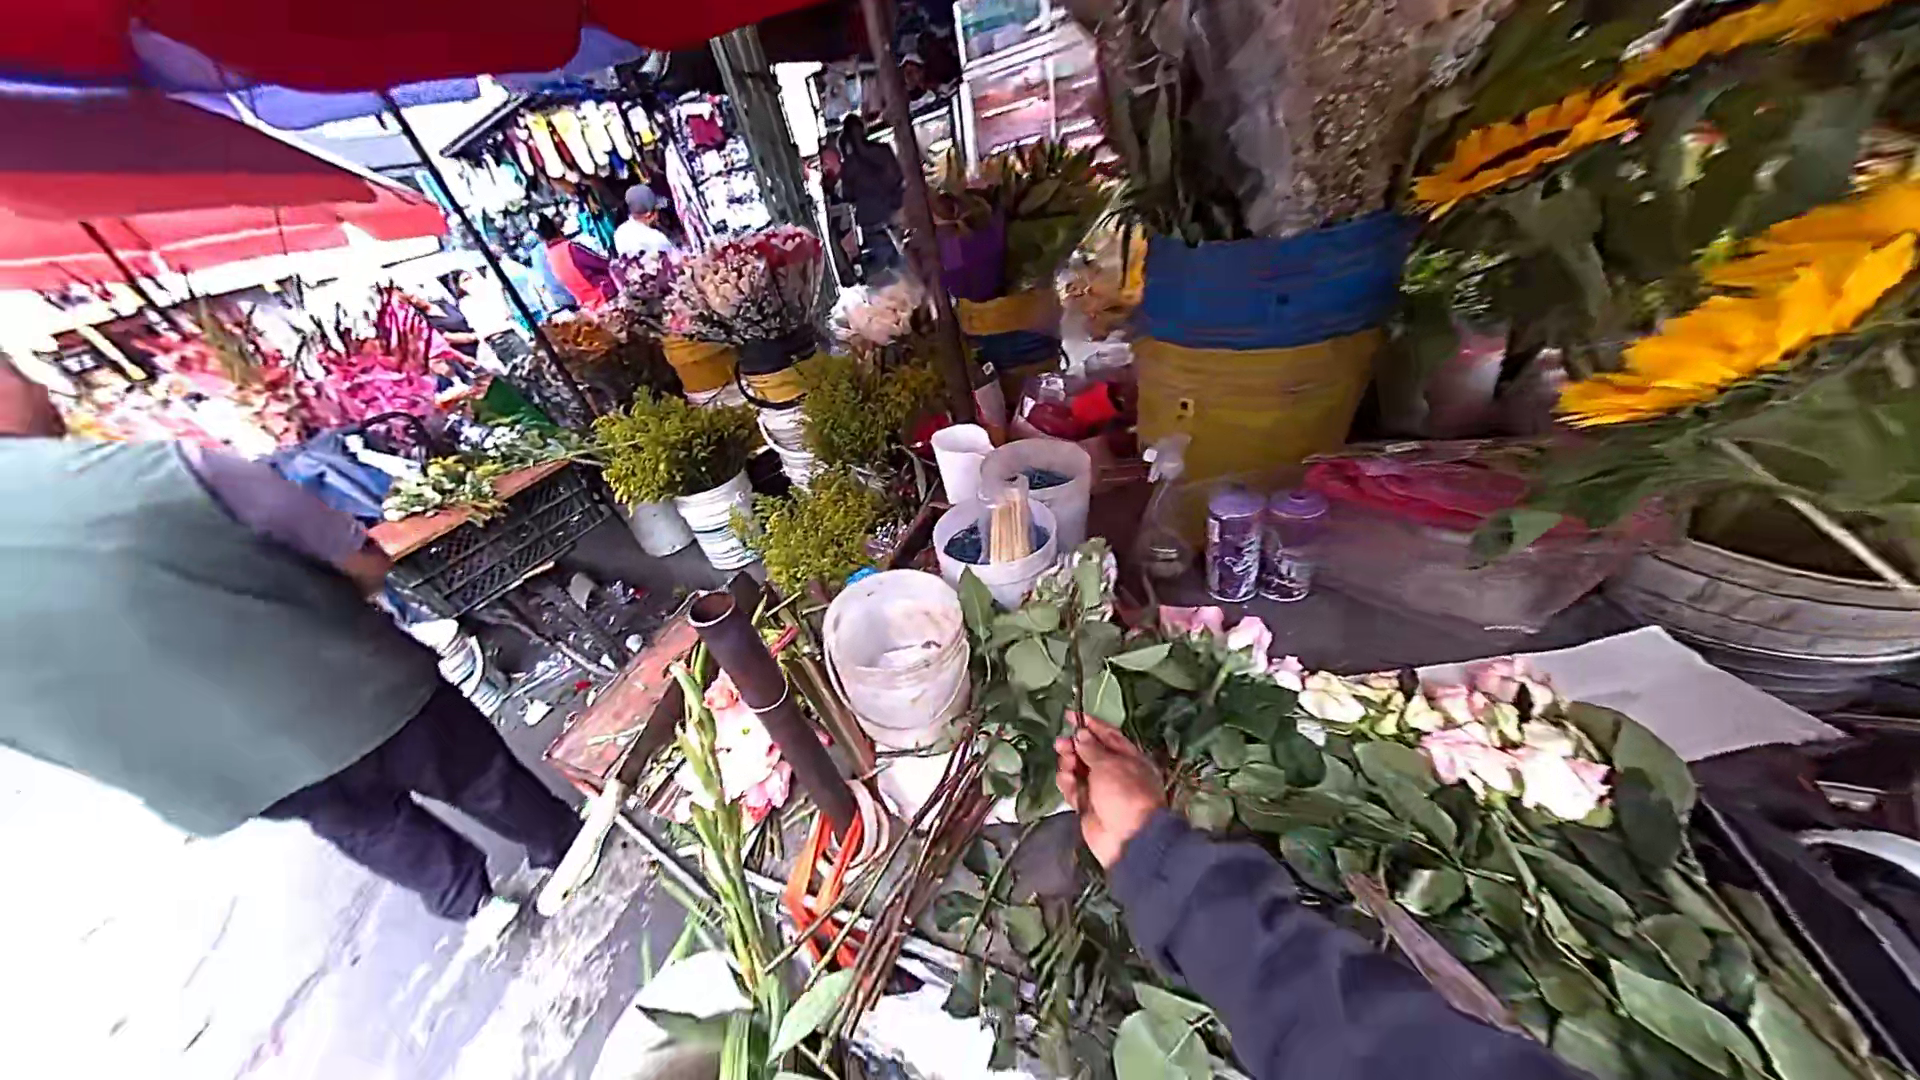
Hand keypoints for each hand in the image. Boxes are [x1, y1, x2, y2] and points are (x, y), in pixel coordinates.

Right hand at [1055, 714, 1164, 868]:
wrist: (1128, 839)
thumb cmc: (1125, 794)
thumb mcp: (1109, 764)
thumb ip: (1092, 748)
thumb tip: (1081, 735)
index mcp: (1128, 757)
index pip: (1107, 734)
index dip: (1089, 724)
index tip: (1070, 715)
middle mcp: (1114, 771)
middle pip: (1089, 752)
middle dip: (1074, 745)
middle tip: (1061, 744)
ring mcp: (1100, 789)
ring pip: (1077, 769)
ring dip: (1069, 764)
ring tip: (1066, 764)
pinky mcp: (1087, 805)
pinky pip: (1073, 789)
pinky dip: (1068, 784)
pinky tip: (1067, 781)